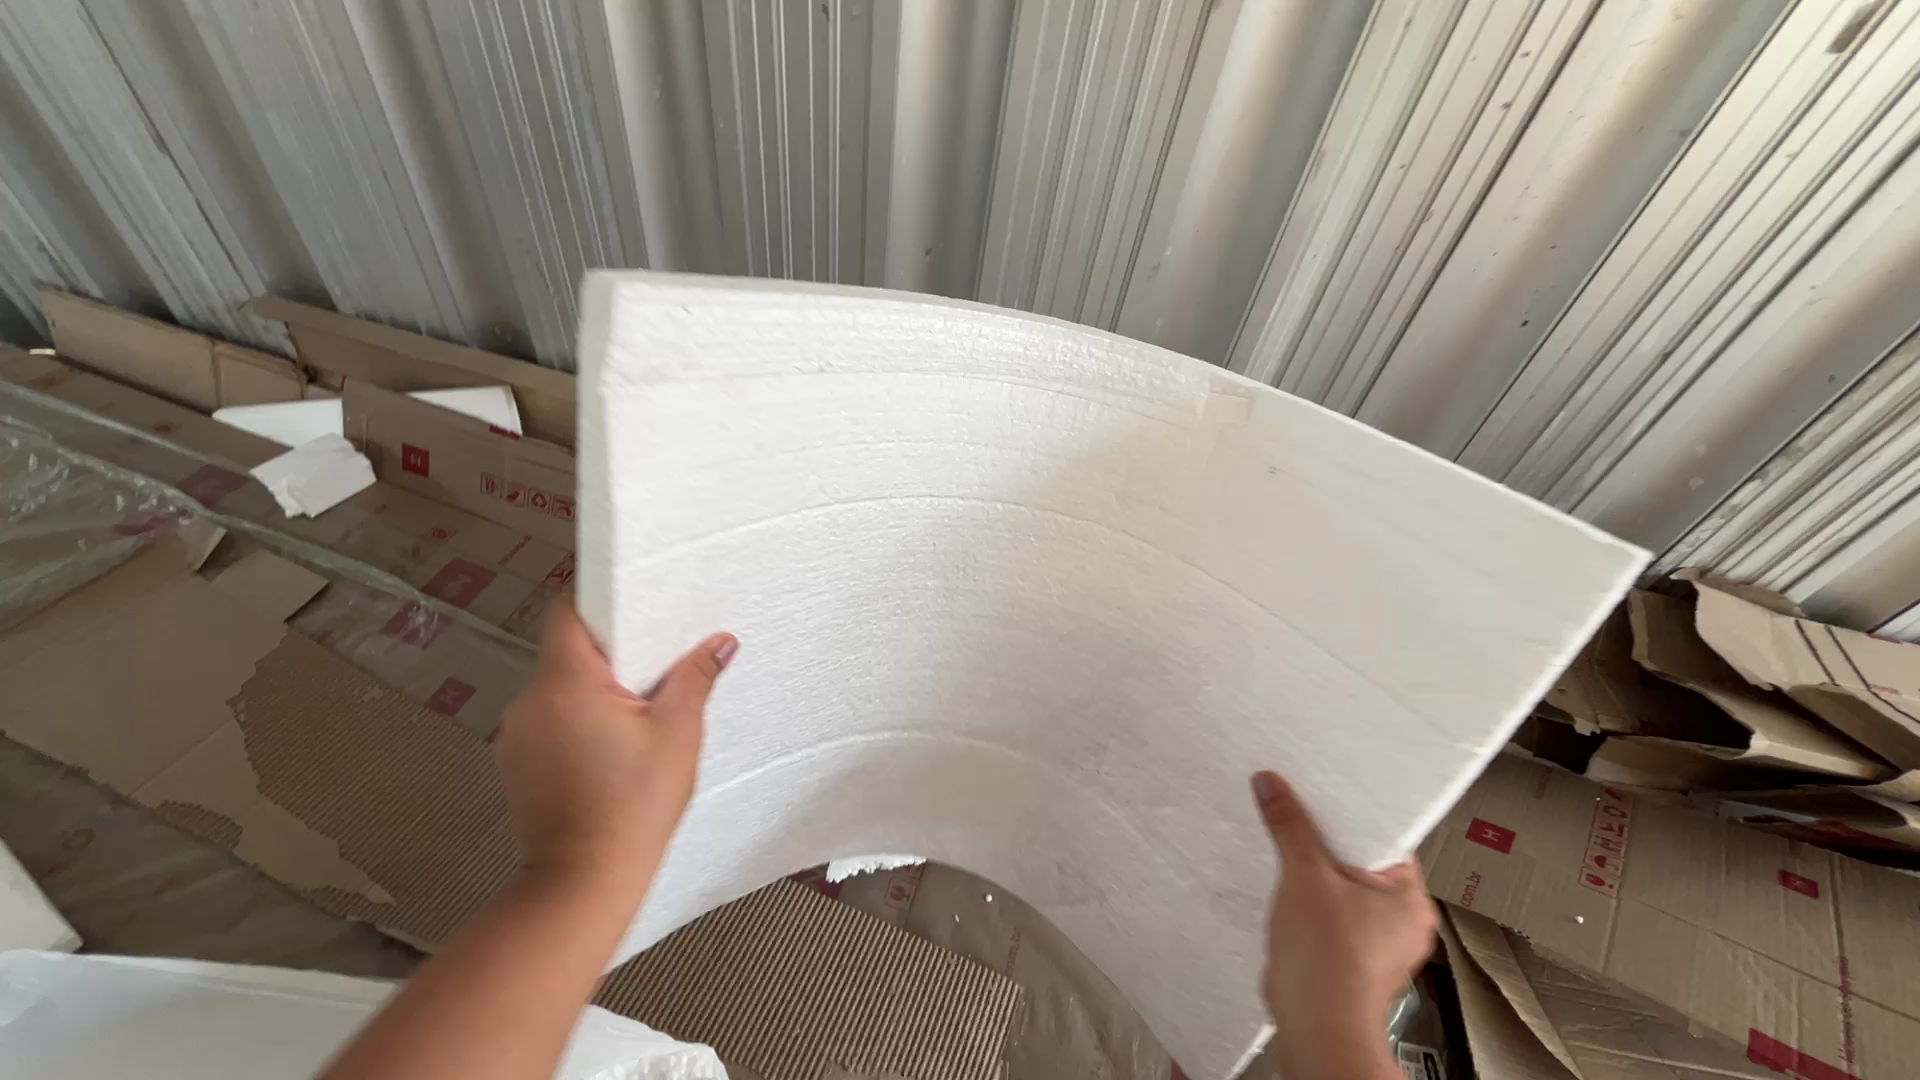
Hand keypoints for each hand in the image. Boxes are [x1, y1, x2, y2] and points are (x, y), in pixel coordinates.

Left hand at [495, 601, 735, 893]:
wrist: (584, 881)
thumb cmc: (635, 804)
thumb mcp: (678, 733)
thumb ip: (695, 677)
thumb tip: (720, 643)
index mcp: (565, 683)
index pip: (568, 613)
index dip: (599, 600)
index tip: (634, 604)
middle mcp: (529, 702)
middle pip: (567, 652)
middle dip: (610, 653)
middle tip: (655, 665)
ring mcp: (516, 735)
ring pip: (558, 688)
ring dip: (594, 690)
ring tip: (638, 715)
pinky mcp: (515, 764)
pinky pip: (548, 721)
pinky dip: (577, 721)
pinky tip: (610, 749)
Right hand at [1251, 770, 1436, 1076]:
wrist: (1314, 1025)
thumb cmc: (1329, 966)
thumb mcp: (1304, 875)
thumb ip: (1290, 824)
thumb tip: (1274, 785)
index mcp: (1409, 899)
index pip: (1384, 836)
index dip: (1351, 812)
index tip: (1322, 792)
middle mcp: (1400, 920)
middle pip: (1359, 858)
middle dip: (1325, 839)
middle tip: (1299, 813)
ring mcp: (1375, 939)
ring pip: (1342, 883)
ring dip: (1314, 867)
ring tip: (1288, 846)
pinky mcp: (1349, 953)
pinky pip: (1329, 906)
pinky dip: (1308, 893)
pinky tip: (1286, 885)